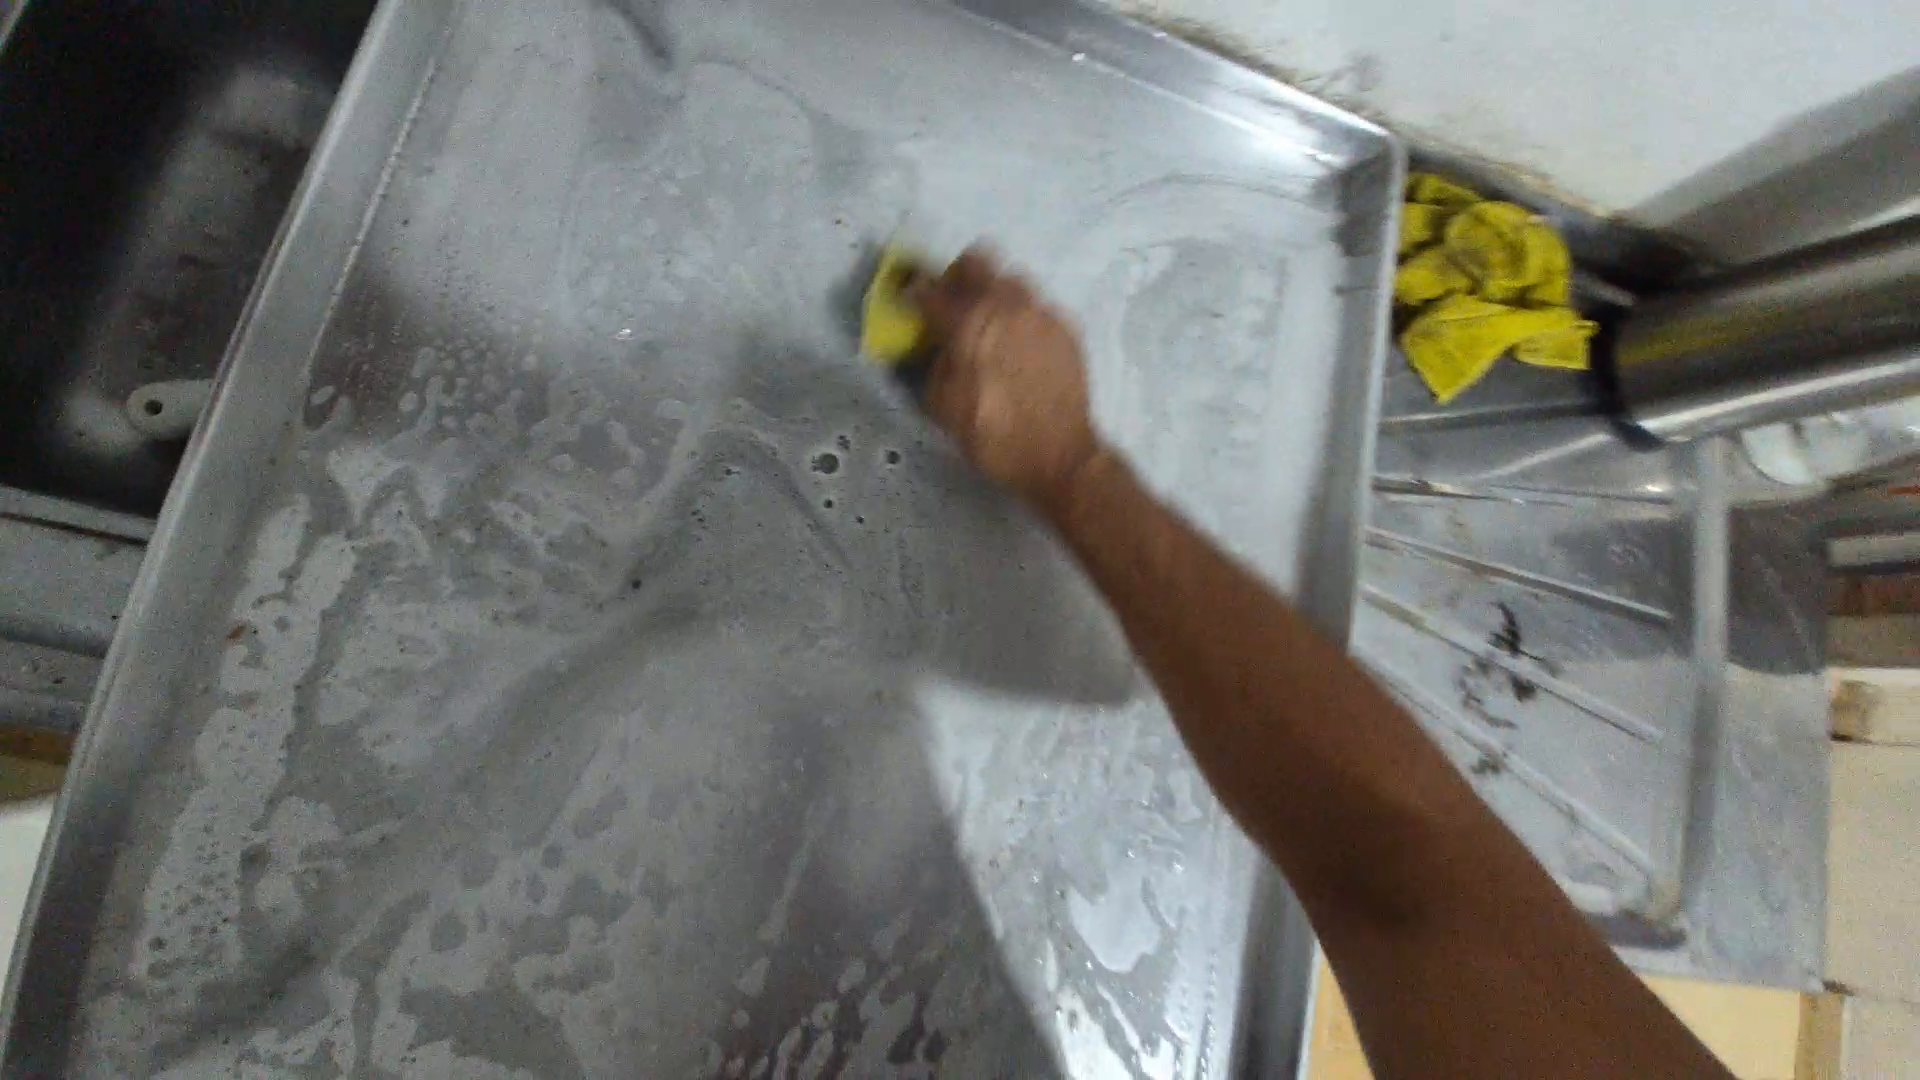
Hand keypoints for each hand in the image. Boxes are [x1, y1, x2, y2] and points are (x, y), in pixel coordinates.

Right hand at [912, 248, 1103, 513]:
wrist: (1061, 457)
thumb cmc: (995, 438)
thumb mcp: (944, 409)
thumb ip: (933, 365)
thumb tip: (936, 345)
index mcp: (969, 322)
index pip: (930, 289)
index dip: (913, 292)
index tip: (909, 299)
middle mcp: (1007, 305)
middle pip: (977, 261)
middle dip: (958, 277)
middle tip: (952, 303)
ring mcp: (1042, 313)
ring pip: (1011, 279)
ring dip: (993, 293)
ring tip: (990, 325)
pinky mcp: (1066, 328)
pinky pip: (1037, 306)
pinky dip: (1022, 318)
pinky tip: (1020, 347)